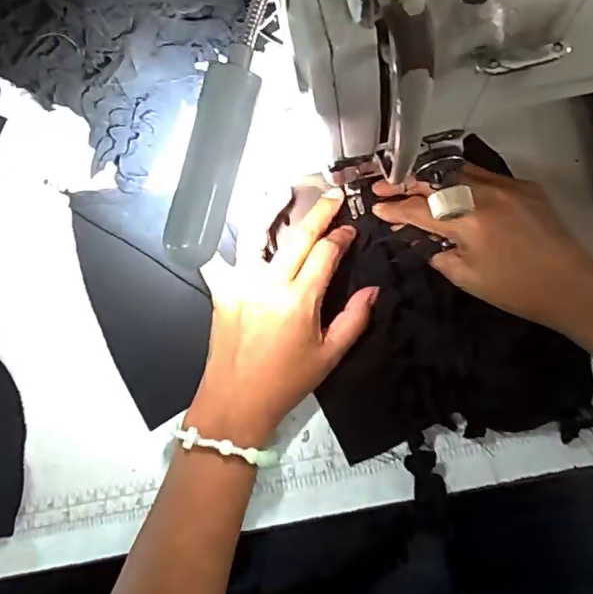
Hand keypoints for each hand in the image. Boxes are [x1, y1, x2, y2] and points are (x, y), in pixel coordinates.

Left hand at [187, 190, 377, 450]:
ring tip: (281, 191)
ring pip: (254, 235)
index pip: (325, 253)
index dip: (340, 237)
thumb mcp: (329, 355)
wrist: (236, 402)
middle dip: (318, 212)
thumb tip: (372, 291)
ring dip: (270, 209)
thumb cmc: (284, 383)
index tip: (349, 230)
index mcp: (299, 301)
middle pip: (297, 237)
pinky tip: (233, 230)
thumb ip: (354, 319)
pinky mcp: (221, 292)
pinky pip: (219, 259)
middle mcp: (268, 285)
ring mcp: (241, 285)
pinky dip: (224, 242)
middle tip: (331, 196)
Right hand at [372, 165, 592, 334]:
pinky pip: (483, 174)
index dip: (395, 208)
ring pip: (459, 170)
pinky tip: (450, 185)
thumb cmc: (516, 290)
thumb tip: (424, 239)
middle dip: (406, 183)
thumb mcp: (466, 278)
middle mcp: (485, 195)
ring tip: (412, 182)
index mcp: (468, 222)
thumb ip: (439, 253)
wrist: (569, 284)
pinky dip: (461, 178)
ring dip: (432, 176)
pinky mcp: (524, 186)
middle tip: (385, 186)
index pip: (420, 209)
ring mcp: (507, 186)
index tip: (377, 207)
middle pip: (436, 180)